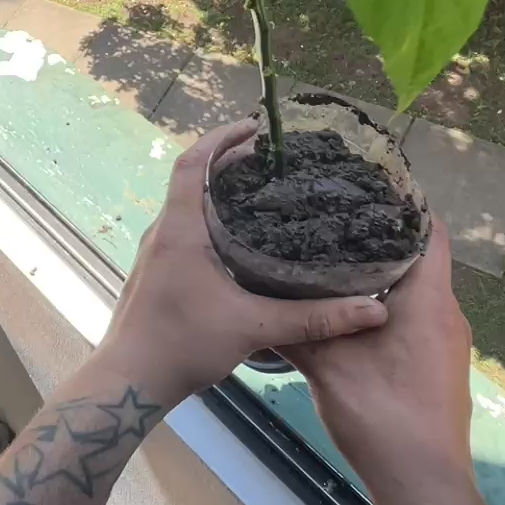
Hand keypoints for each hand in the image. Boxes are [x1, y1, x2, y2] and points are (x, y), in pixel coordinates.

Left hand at [100, 119, 388, 401]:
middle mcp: (163, 232)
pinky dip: (212, 217)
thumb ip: (313, 319)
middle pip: (190, 179)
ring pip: (187, 205)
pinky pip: (186, 228)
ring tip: (264, 189)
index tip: (253, 127)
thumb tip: (374, 310)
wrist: (130, 377)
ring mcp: (157, 251)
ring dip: (219, 190)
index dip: (218, 139)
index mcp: (179, 230)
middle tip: (273, 157)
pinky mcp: (159, 269)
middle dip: (227, 161)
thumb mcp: (252, 328)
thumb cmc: (181, 343)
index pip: (189, 165)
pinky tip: (244, 237)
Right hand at [280, 221, 475, 504]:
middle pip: (417, 253)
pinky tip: (335, 295)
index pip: (429, 232)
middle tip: (324, 207)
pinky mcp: (432, 356)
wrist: (422, 483)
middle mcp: (443, 312)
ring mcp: (441, 337)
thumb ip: (294, 327)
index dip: (402, 201)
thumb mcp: (327, 367)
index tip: (357, 179)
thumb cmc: (381, 416)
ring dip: (375, 263)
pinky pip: (408, 308)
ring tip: (322, 243)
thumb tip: (253, 291)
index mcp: (427, 303)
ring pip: (411, 283)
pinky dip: (377, 292)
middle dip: (375, 228)